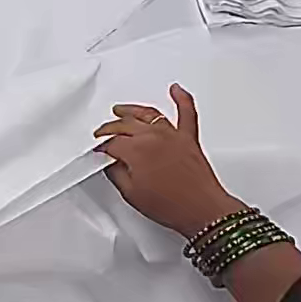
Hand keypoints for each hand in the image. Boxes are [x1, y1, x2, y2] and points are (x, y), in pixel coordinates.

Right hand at [94, 84, 246, 237]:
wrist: (202, 211)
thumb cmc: (171, 205)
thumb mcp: (131, 194)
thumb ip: (116, 173)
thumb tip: (110, 163)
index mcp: (136, 150)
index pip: (111, 142)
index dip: (101, 146)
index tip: (98, 150)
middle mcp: (153, 137)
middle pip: (125, 125)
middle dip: (110, 128)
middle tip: (102, 134)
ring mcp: (172, 135)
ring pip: (148, 114)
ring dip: (131, 110)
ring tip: (121, 109)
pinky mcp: (189, 138)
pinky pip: (186, 112)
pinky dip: (182, 98)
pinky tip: (176, 90)